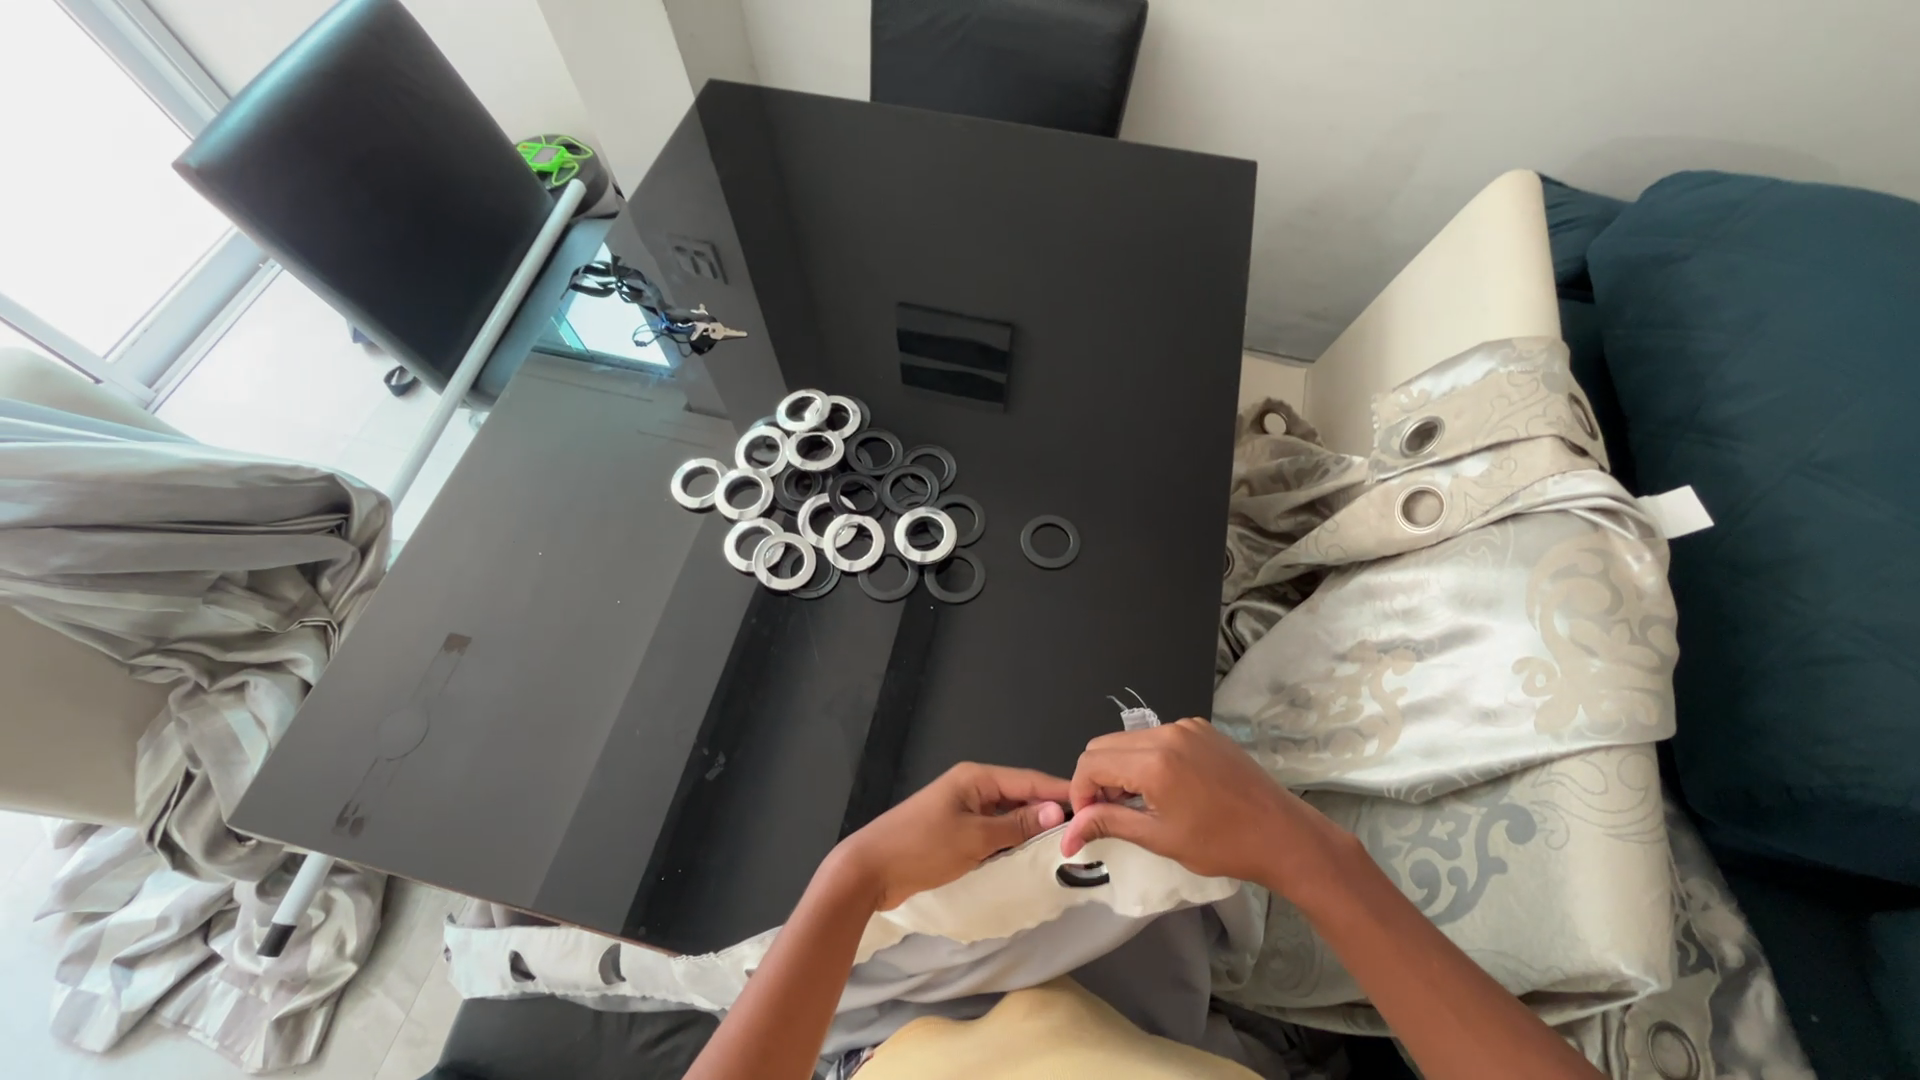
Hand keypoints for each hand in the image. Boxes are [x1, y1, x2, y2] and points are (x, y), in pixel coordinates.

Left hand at [829, 763, 1068, 910]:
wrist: (869, 870)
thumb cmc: (921, 847)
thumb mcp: (975, 838)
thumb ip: (1017, 826)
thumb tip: (1057, 810)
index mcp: (976, 778)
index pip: (1029, 781)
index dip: (1061, 792)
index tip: (1094, 803)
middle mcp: (971, 788)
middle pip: (1020, 797)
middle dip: (1049, 812)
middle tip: (1086, 829)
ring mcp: (962, 810)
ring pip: (1007, 817)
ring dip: (1030, 830)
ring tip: (1066, 844)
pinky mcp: (955, 833)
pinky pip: (993, 833)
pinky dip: (1011, 843)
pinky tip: (1030, 857)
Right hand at [1060, 718, 1347, 887]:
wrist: (1281, 835)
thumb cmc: (1222, 844)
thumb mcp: (1158, 838)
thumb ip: (1108, 823)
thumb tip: (1069, 832)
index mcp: (1154, 762)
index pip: (1090, 763)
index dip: (1080, 791)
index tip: (1089, 818)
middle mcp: (1166, 734)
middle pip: (1104, 745)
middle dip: (1097, 778)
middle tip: (1110, 811)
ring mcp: (1186, 727)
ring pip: (1129, 740)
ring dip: (1121, 768)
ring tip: (1138, 802)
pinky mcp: (1201, 729)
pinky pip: (1156, 737)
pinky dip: (1146, 759)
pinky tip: (1163, 787)